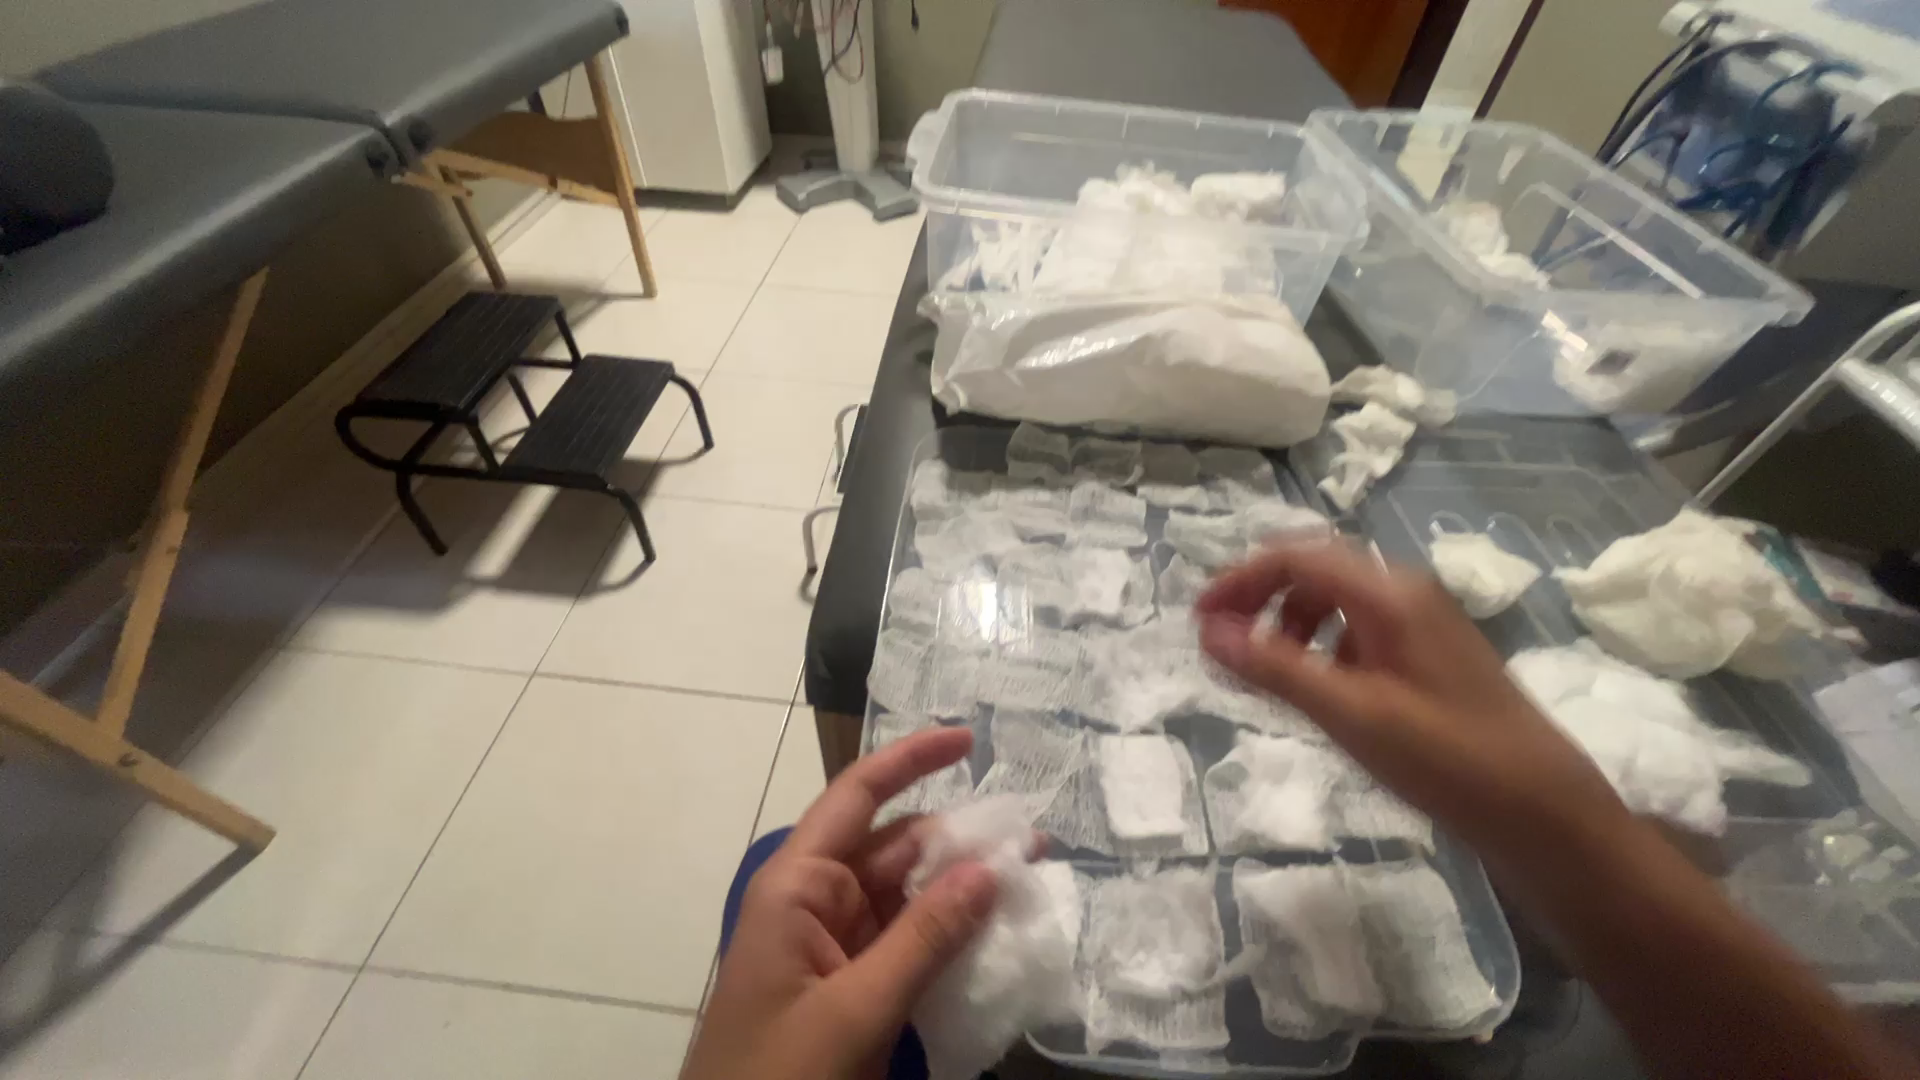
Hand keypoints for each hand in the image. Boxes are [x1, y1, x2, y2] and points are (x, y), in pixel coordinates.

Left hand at [682, 728, 998, 1079]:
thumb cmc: (777, 1079)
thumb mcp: (854, 1012)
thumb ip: (924, 939)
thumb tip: (988, 871)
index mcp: (799, 884)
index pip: (858, 796)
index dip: (911, 759)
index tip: (967, 739)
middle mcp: (819, 899)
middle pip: (897, 846)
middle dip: (961, 838)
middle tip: (1032, 841)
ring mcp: (837, 943)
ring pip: (910, 894)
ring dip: (964, 888)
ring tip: (1028, 883)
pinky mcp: (854, 984)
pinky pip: (910, 941)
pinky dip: (951, 935)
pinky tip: (997, 935)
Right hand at [1194, 540, 1628, 856]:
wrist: (1547, 816)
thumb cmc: (1447, 758)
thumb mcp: (1350, 713)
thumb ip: (1274, 667)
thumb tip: (1207, 631)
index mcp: (1389, 594)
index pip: (1295, 557)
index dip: (1239, 580)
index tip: (1200, 621)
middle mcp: (1404, 593)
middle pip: (1312, 568)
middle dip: (1258, 595)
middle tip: (1221, 639)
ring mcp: (1419, 623)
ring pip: (1332, 598)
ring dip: (1286, 619)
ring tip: (1263, 666)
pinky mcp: (1425, 654)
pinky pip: (1354, 627)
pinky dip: (1316, 643)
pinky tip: (1314, 684)